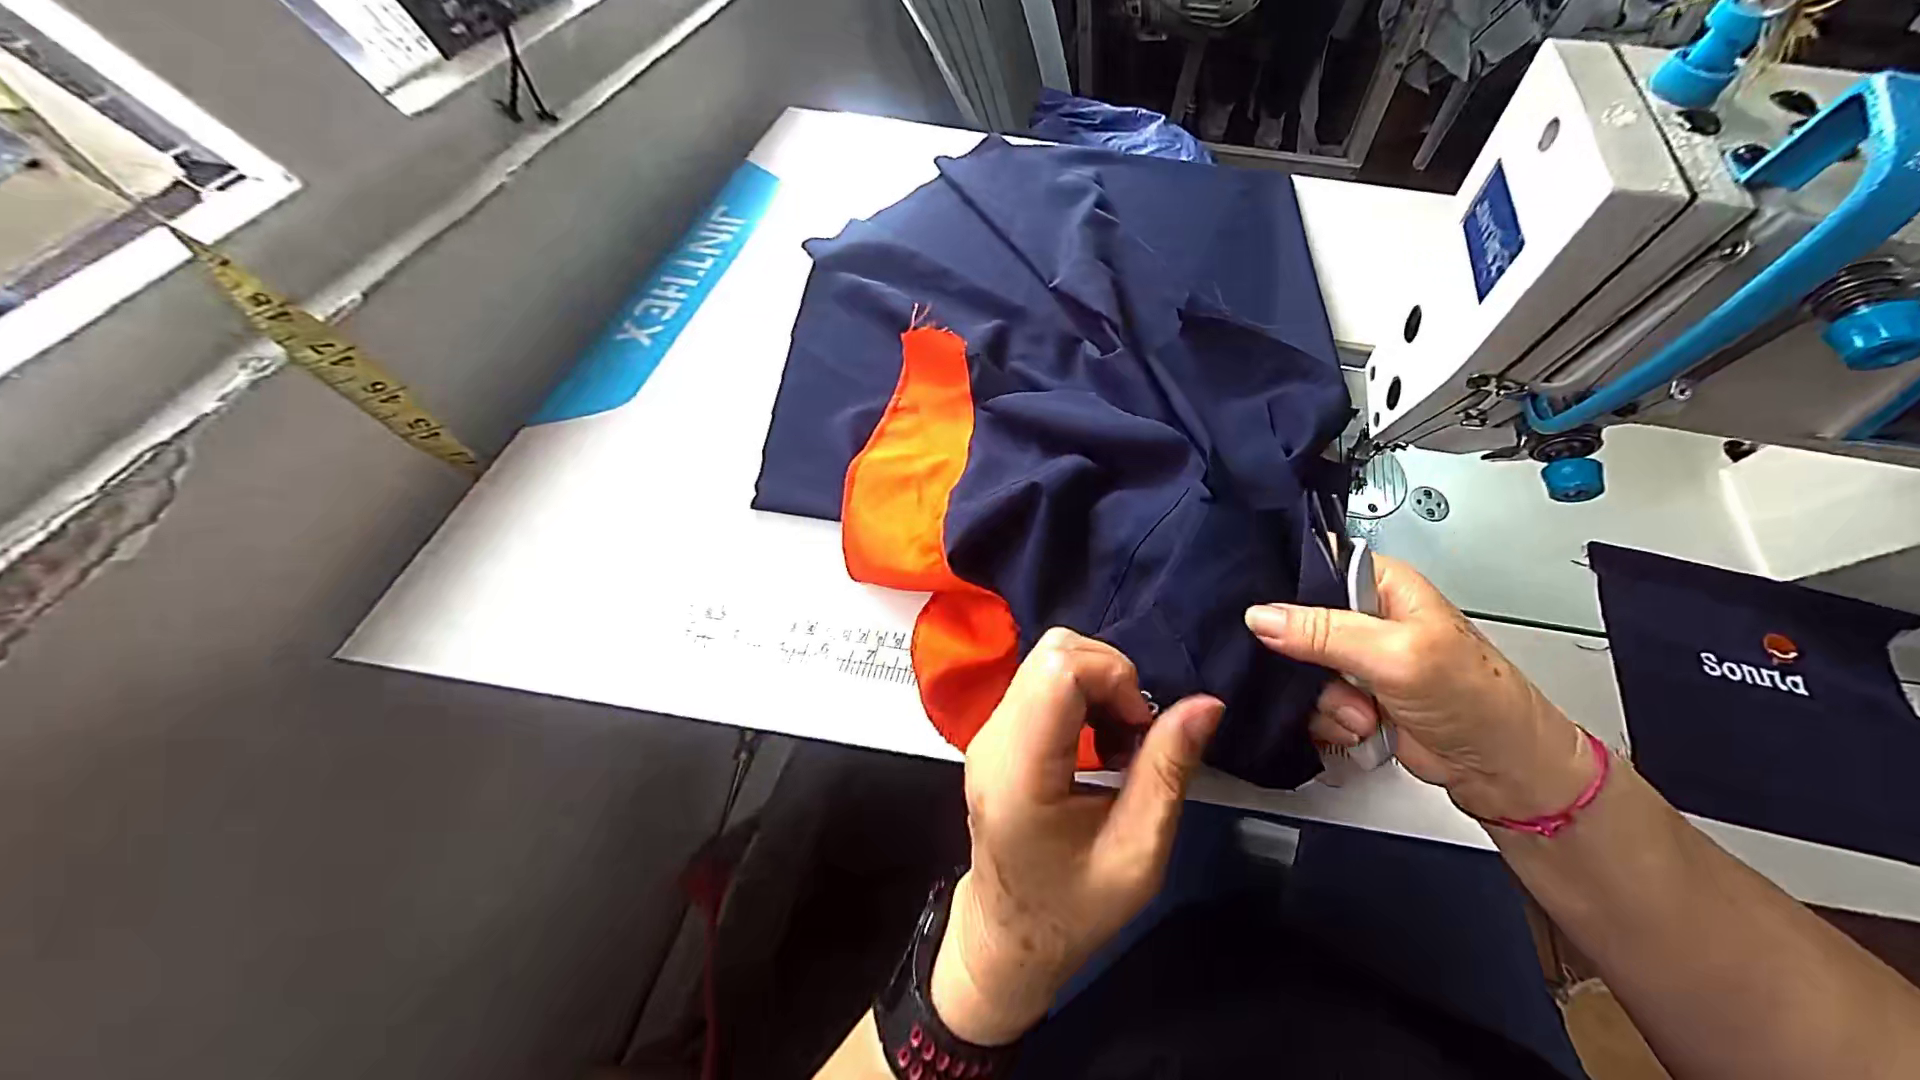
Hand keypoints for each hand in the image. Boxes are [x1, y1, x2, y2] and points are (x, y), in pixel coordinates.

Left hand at [929, 628, 1223, 1044]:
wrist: (1008, 936)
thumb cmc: (1072, 910)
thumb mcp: (1137, 854)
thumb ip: (1168, 772)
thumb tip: (1205, 704)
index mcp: (1020, 769)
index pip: (1060, 668)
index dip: (1116, 677)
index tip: (1142, 727)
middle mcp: (993, 736)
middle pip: (1054, 650)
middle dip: (1111, 674)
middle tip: (1135, 733)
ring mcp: (987, 730)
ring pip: (1047, 658)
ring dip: (1098, 683)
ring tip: (1118, 742)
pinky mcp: (995, 732)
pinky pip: (1041, 681)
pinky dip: (1080, 693)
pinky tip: (1097, 741)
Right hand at [1245, 553, 1593, 822]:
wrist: (1503, 770)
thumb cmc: (1479, 699)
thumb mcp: (1398, 655)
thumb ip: (1325, 632)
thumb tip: (1259, 616)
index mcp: (1380, 584)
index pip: (1312, 566)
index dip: (1284, 589)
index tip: (1267, 620)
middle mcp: (1364, 617)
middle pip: (1294, 622)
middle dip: (1305, 661)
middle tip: (1332, 677)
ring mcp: (1354, 658)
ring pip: (1297, 668)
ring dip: (1322, 698)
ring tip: (1362, 712)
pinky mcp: (1348, 694)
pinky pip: (1307, 700)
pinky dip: (1326, 719)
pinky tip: (1358, 726)